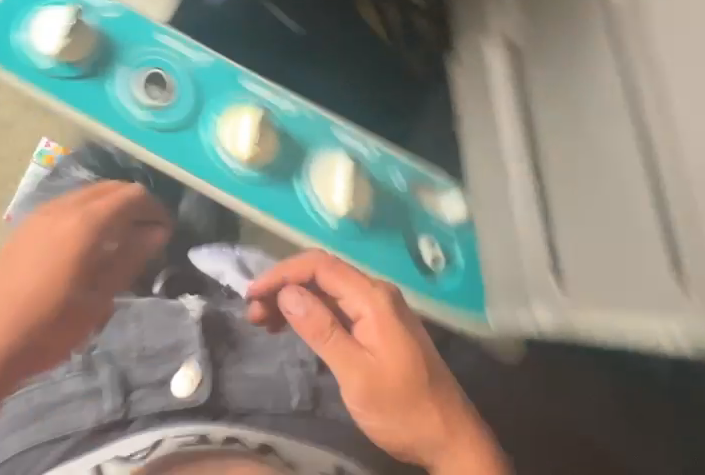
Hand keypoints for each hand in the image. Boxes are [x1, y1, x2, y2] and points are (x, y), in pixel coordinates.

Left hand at [0, 180, 171, 381]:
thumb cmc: (50, 329)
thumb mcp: (99, 299)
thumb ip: (130, 257)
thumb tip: (157, 231)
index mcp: (85, 223)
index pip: (132, 196)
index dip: (154, 208)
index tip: (166, 231)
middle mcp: (63, 207)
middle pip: (109, 188)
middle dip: (134, 204)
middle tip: (149, 233)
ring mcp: (40, 214)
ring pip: (86, 194)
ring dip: (109, 207)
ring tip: (121, 238)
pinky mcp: (25, 226)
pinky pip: (66, 205)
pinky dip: (86, 213)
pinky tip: (88, 243)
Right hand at [246, 252, 504, 471]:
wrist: (452, 439)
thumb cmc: (403, 409)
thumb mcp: (356, 374)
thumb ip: (322, 330)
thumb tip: (287, 293)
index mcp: (373, 298)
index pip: (319, 265)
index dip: (281, 273)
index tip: (252, 293)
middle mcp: (377, 293)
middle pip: (322, 273)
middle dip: (284, 286)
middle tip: (254, 313)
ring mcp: (381, 309)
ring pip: (330, 289)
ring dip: (296, 299)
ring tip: (265, 321)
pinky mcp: (381, 326)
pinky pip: (340, 305)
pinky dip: (313, 312)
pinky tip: (294, 326)